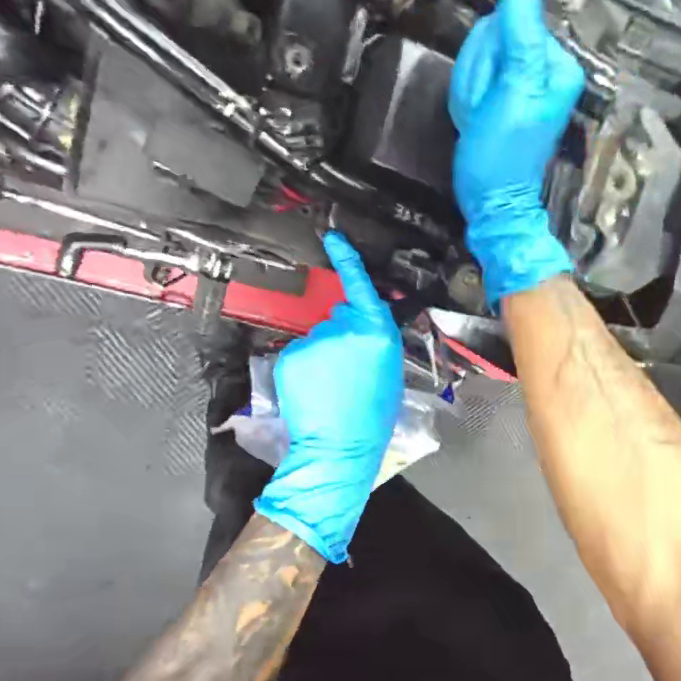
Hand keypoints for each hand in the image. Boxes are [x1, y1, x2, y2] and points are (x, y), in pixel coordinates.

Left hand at [253, 232, 404, 562]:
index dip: (347, 259)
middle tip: (348, 372)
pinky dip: (301, 366)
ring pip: (316, 335)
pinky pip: (296, 351)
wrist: (342, 446)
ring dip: (320, 353)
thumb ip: (374, 341)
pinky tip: (313, 389)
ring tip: (331, 386)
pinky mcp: (292, 353)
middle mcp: (347, 327)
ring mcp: (317, 339)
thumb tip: (360, 326)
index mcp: (378, 332)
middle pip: (337, 315)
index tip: (333, 235)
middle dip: (339, 334)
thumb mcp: (388, 371)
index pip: (361, 286)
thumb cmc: (372, 414)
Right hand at [450, 0, 587, 301]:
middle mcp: (544, 67)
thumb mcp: (513, 89)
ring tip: (480, 116)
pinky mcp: (504, 95)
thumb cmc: (502, 151)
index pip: (509, 20)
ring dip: (471, 86)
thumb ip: (520, 31)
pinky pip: (474, 77)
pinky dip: (468, 97)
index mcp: (556, 62)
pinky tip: (475, 119)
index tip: (494, 87)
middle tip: (485, 106)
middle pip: (493, 35)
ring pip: (479, 56)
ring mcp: (522, 82)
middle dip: (481, 70)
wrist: (490, 199)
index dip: (490, 51)